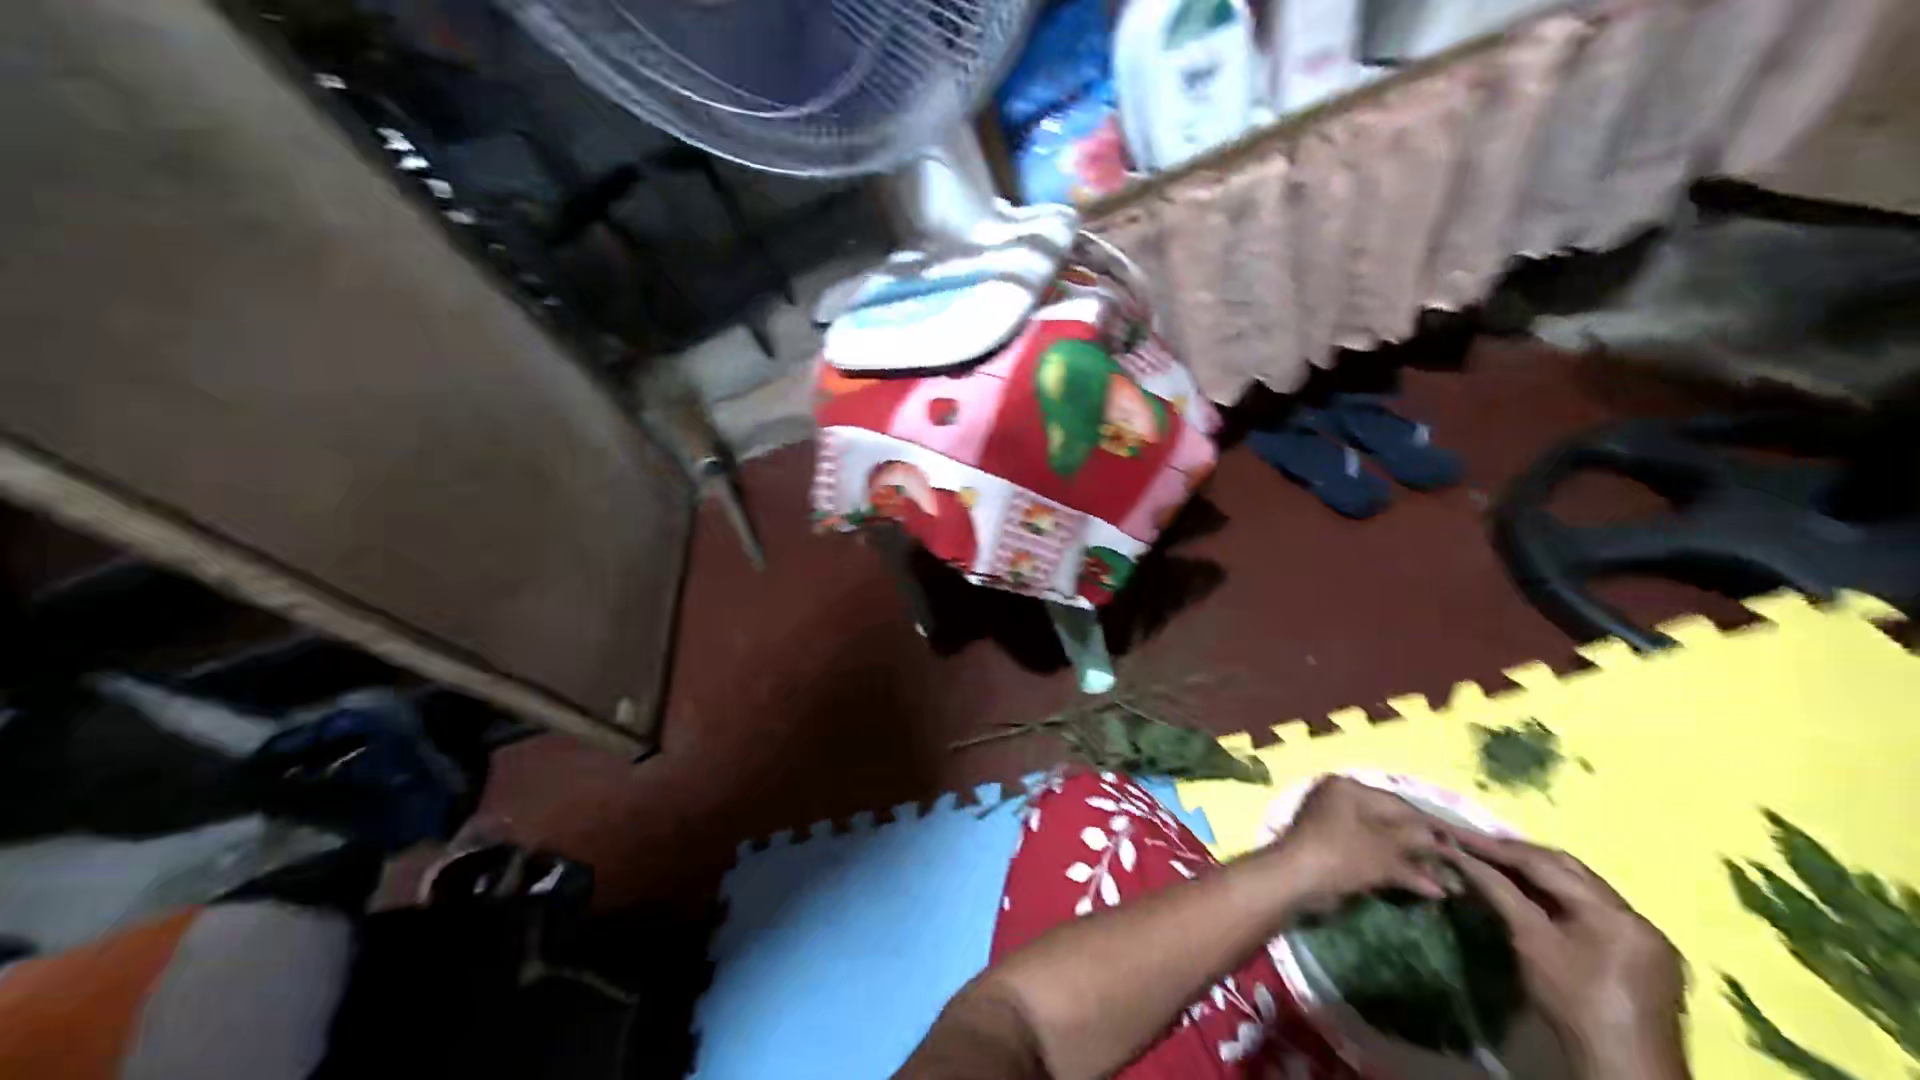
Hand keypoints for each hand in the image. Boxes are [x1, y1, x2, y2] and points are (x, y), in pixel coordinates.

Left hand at [1261, 775, 1458, 911]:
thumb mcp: (1385, 848)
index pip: (1399, 805)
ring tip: (1447, 882)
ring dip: (1413, 863)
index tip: (1462, 844)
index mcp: (1348, 788)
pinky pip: (1370, 855)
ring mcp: (1333, 824)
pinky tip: (1424, 887)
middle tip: (1457, 866)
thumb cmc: (1341, 854)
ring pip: (1382, 842)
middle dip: (1424, 847)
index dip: (1433, 826)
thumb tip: (1445, 844)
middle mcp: (1339, 800)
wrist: (1296, 881)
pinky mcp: (1332, 848)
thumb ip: (1417, 843)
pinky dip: (1394, 869)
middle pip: (1392, 823)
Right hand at [1447, 835, 1688, 1079]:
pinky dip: (1557, 898)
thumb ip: (1498, 892)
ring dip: (1538, 875)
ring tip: (1495, 865)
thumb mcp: (1530, 941)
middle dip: (1519, 855)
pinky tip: (1530, 897)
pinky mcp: (1642, 956)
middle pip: (1568, 870)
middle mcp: (1638, 917)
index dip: (1497, 848)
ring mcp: (1645, 938)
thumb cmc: (1573, 1002)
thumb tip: (1459, 856)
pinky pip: (1593, 911)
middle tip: (1475, 845)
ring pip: (1581, 888)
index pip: (1546, 864)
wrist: (1623, 1069)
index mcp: (1616, 912)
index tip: (1457, 835)